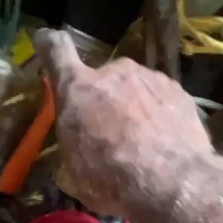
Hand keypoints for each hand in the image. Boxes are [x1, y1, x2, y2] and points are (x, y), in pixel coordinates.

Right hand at [35, 29, 222, 215]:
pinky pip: (158, 100)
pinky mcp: (177, 90)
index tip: (45, 41)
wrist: (170, 181)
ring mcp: (149, 77)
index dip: (49, 46)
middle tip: (105, 137)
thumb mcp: (72, 172)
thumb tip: (75, 146)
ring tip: (137, 147)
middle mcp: (113, 72)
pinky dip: (155, 117)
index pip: (56, 52)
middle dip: (101, 102)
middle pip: (101, 81)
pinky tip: (159, 144)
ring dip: (130, 110)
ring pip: (132, 90)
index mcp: (78, 90)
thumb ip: (70, 144)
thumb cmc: (110, 179)